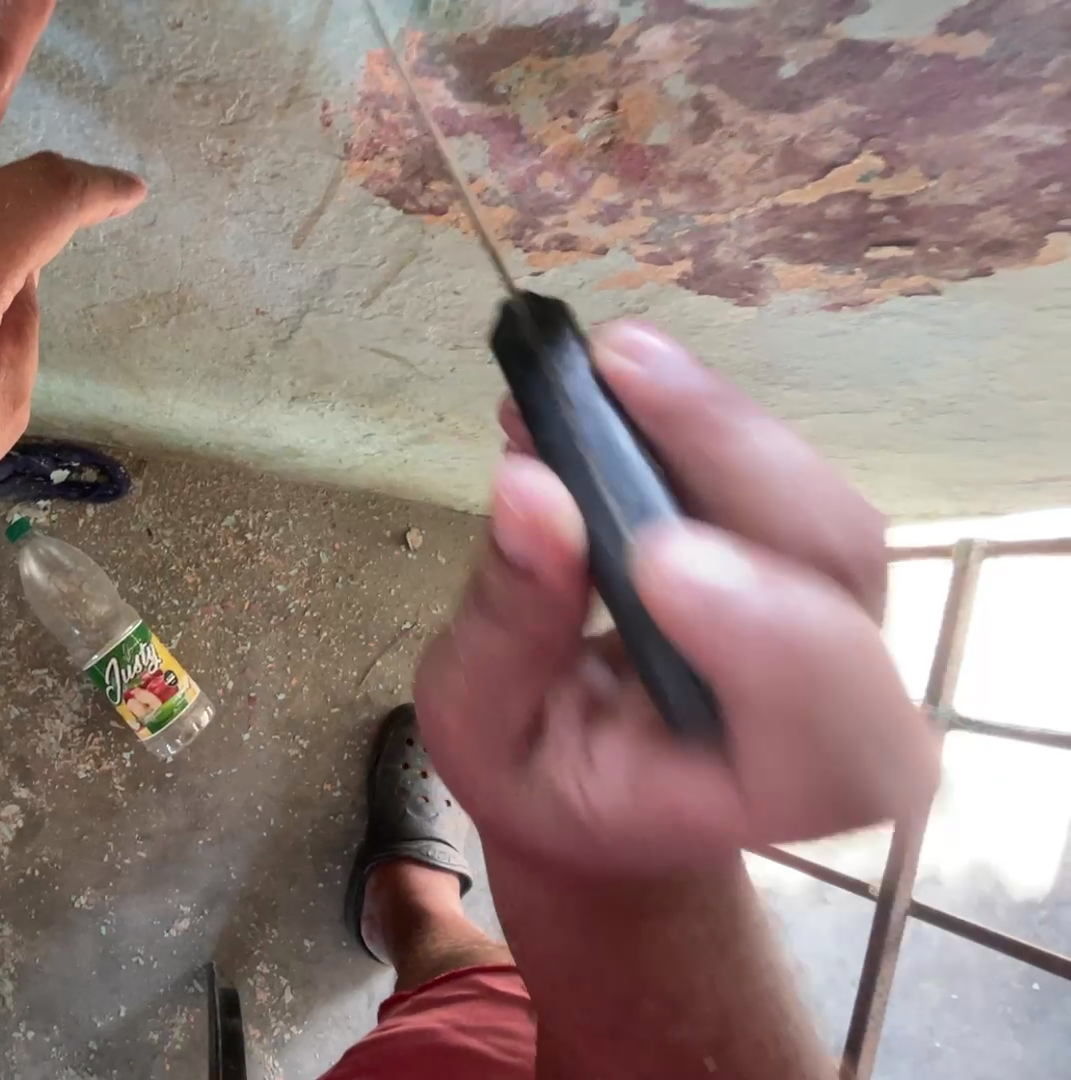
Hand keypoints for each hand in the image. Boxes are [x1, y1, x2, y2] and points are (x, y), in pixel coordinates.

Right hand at [415, 322, 940, 873]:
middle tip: (610, 367)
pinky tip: (607, 393)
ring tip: (596, 366)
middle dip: (721, 451)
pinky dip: (683, 429)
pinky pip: (763, 485)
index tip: (650, 553)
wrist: (590, 792)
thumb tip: (527, 488)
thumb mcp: (478, 721)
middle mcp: (838, 702)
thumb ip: (507, 624)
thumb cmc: (531, 780)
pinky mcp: (784, 571)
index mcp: (771, 786)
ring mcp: (824, 626)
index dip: (761, 631)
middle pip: (825, 562)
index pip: (822, 719)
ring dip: (701, 421)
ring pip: (806, 502)